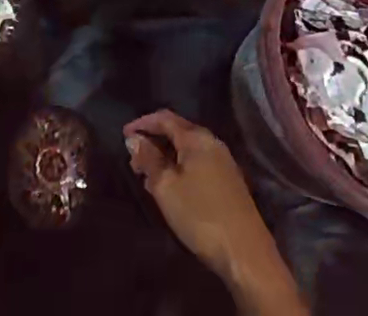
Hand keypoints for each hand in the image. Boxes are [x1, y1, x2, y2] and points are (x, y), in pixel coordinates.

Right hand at [124, 112, 302, 313]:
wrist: (244, 250)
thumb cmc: (200, 214)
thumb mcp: (166, 187)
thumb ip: (149, 160)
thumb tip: (134, 139)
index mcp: (196, 137)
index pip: (165, 118)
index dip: (143, 122)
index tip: (123, 133)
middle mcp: (211, 142)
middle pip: (177, 131)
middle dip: (153, 140)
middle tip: (133, 160)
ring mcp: (223, 161)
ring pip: (187, 149)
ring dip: (165, 156)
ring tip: (146, 175)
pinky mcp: (228, 180)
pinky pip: (197, 163)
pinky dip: (179, 167)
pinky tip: (170, 187)